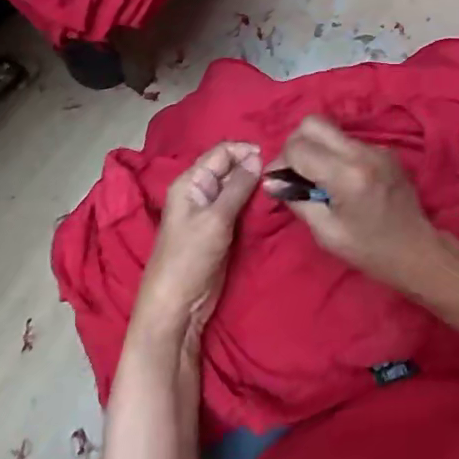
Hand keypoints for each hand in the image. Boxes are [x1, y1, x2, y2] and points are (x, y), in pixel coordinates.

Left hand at [135, 141, 261, 334]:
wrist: (177, 307)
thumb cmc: (189, 258)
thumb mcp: (216, 219)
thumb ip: (238, 186)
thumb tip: (258, 157)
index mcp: (190, 182)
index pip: (221, 152)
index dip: (246, 150)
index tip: (273, 158)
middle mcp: (200, 191)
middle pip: (230, 167)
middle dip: (254, 166)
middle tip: (281, 173)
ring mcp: (210, 211)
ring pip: (237, 187)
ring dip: (256, 185)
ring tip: (280, 185)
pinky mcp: (221, 229)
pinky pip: (240, 206)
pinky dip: (254, 202)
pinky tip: (271, 202)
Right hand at [266, 116, 444, 287]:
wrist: (417, 250)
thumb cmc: (369, 250)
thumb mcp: (326, 233)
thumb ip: (297, 200)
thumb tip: (271, 179)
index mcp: (347, 175)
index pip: (299, 147)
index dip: (281, 162)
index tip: (279, 181)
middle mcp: (362, 152)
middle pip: (313, 123)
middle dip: (296, 143)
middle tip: (294, 171)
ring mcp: (376, 147)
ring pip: (331, 130)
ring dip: (316, 147)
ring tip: (316, 178)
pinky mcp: (385, 149)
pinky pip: (348, 141)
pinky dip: (334, 153)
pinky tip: (339, 179)